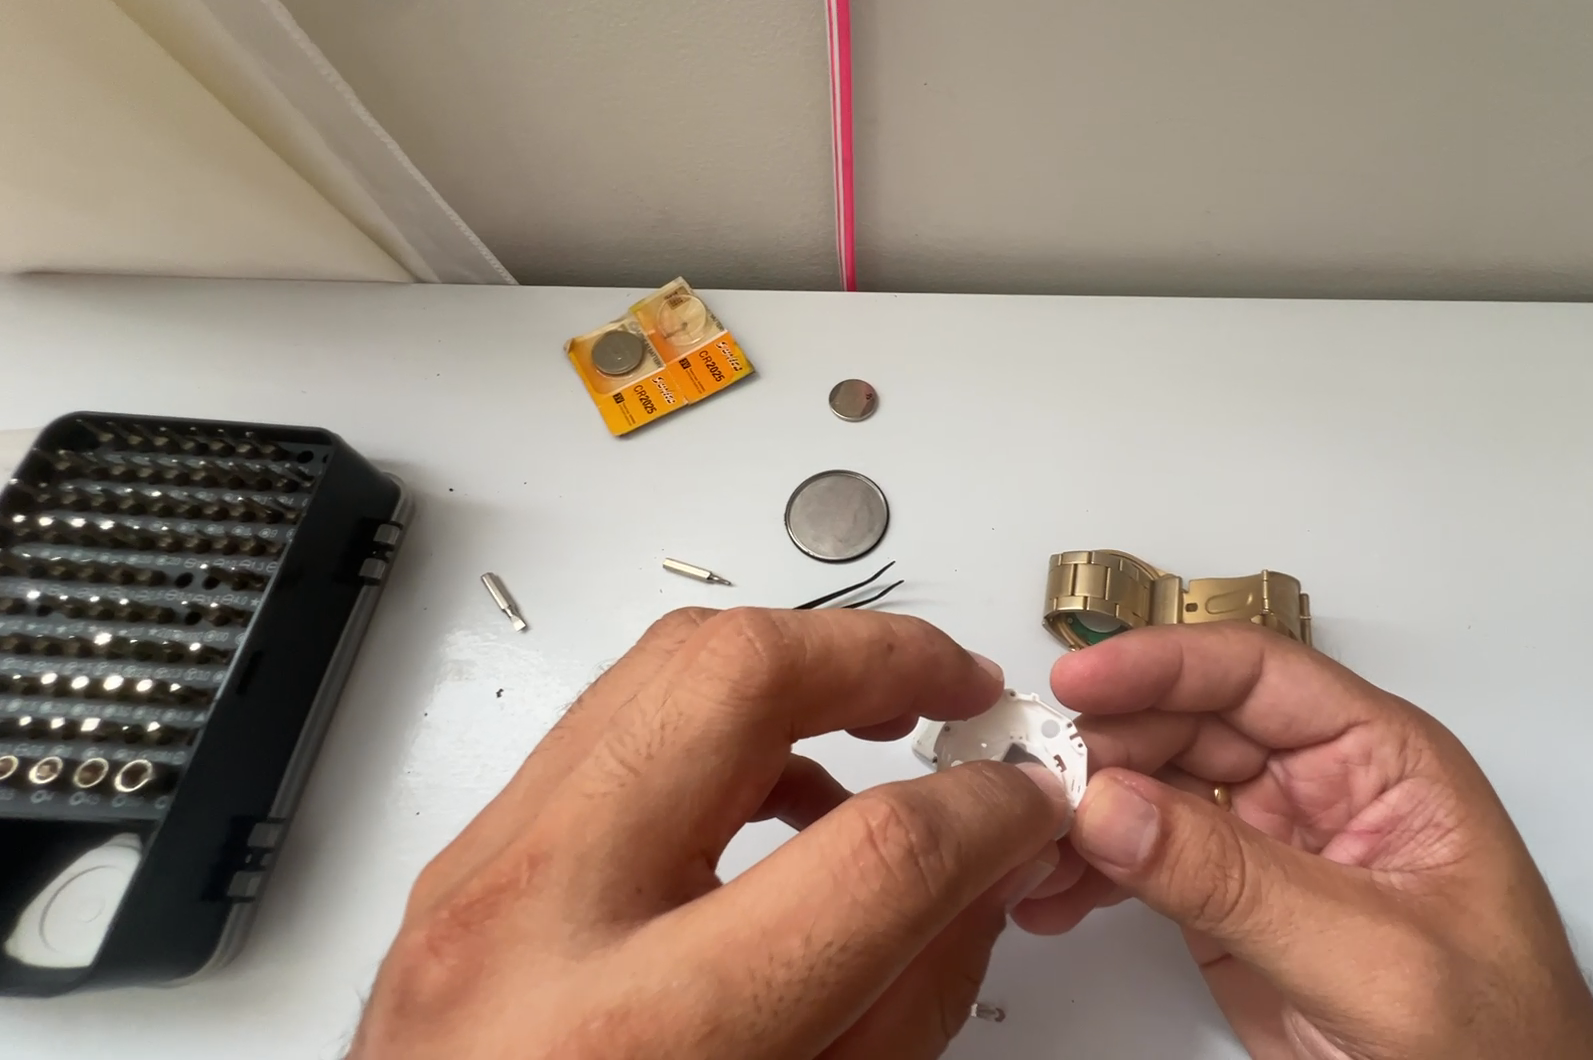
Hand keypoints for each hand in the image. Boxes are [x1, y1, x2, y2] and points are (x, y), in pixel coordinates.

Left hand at [350, 608, 1067, 1059]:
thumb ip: (919, 987)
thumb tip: (990, 851)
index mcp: (638, 1044)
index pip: (869, 858)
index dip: (982, 812)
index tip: (1027, 797)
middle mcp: (536, 920)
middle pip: (738, 679)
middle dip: (883, 655)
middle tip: (960, 683)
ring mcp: (487, 862)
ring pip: (677, 658)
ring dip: (813, 659)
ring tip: (893, 707)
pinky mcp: (482, 840)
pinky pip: (635, 710)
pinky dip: (742, 714)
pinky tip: (796, 778)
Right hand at [1015, 624, 1592, 1059]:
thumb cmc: (1498, 1048)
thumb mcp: (1375, 961)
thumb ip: (1236, 880)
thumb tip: (1109, 806)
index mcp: (1371, 753)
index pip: (1253, 672)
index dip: (1161, 663)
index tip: (1081, 679)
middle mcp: (1307, 775)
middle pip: (1182, 722)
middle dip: (1107, 745)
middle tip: (1043, 780)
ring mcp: (1257, 830)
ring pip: (1147, 782)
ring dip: (1086, 809)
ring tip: (1037, 848)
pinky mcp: (1218, 886)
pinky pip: (1138, 851)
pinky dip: (1090, 867)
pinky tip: (1056, 892)